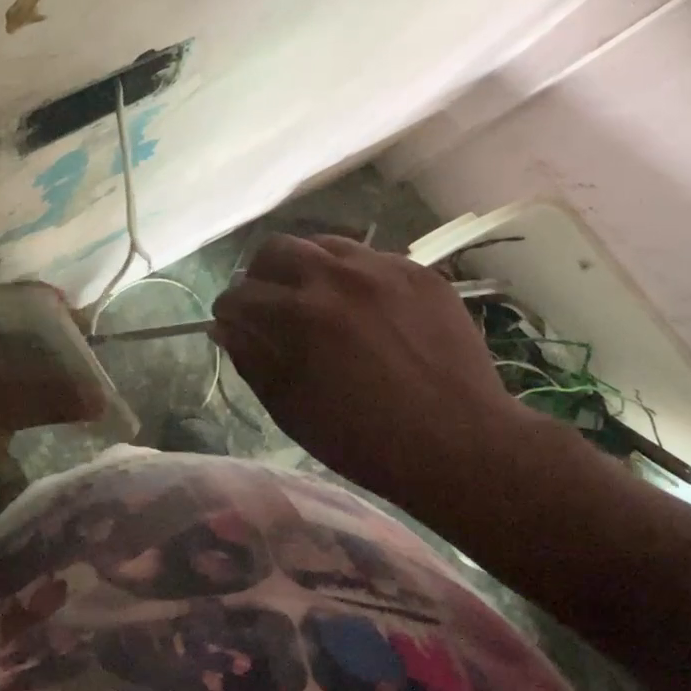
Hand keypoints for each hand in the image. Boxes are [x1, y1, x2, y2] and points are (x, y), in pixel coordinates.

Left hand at [0, 289, 105, 498]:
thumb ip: (52, 398)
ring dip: (45, 366)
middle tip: (88, 350)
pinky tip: (57, 404)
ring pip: (14, 358)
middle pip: (16, 328)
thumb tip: (102, 399)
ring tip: (81, 378)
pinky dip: (34, 390)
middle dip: (52, 337)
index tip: (78, 316)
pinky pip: (9, 385)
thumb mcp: (3, 410)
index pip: (10, 299)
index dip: (44, 300)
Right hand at [211, 233, 537, 511]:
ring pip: (324, 244)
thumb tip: (226, 328)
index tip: (233, 327)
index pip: (240, 294)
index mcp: (298, 314)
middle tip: (270, 304)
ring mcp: (382, 269)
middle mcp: (336, 277)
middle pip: (276, 249)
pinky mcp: (420, 274)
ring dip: (308, 268)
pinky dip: (356, 278)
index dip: (229, 313)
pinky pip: (372, 259)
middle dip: (262, 275)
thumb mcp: (292, 410)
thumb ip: (252, 361)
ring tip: (318, 300)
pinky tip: (366, 310)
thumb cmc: (366, 441)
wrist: (464, 446)